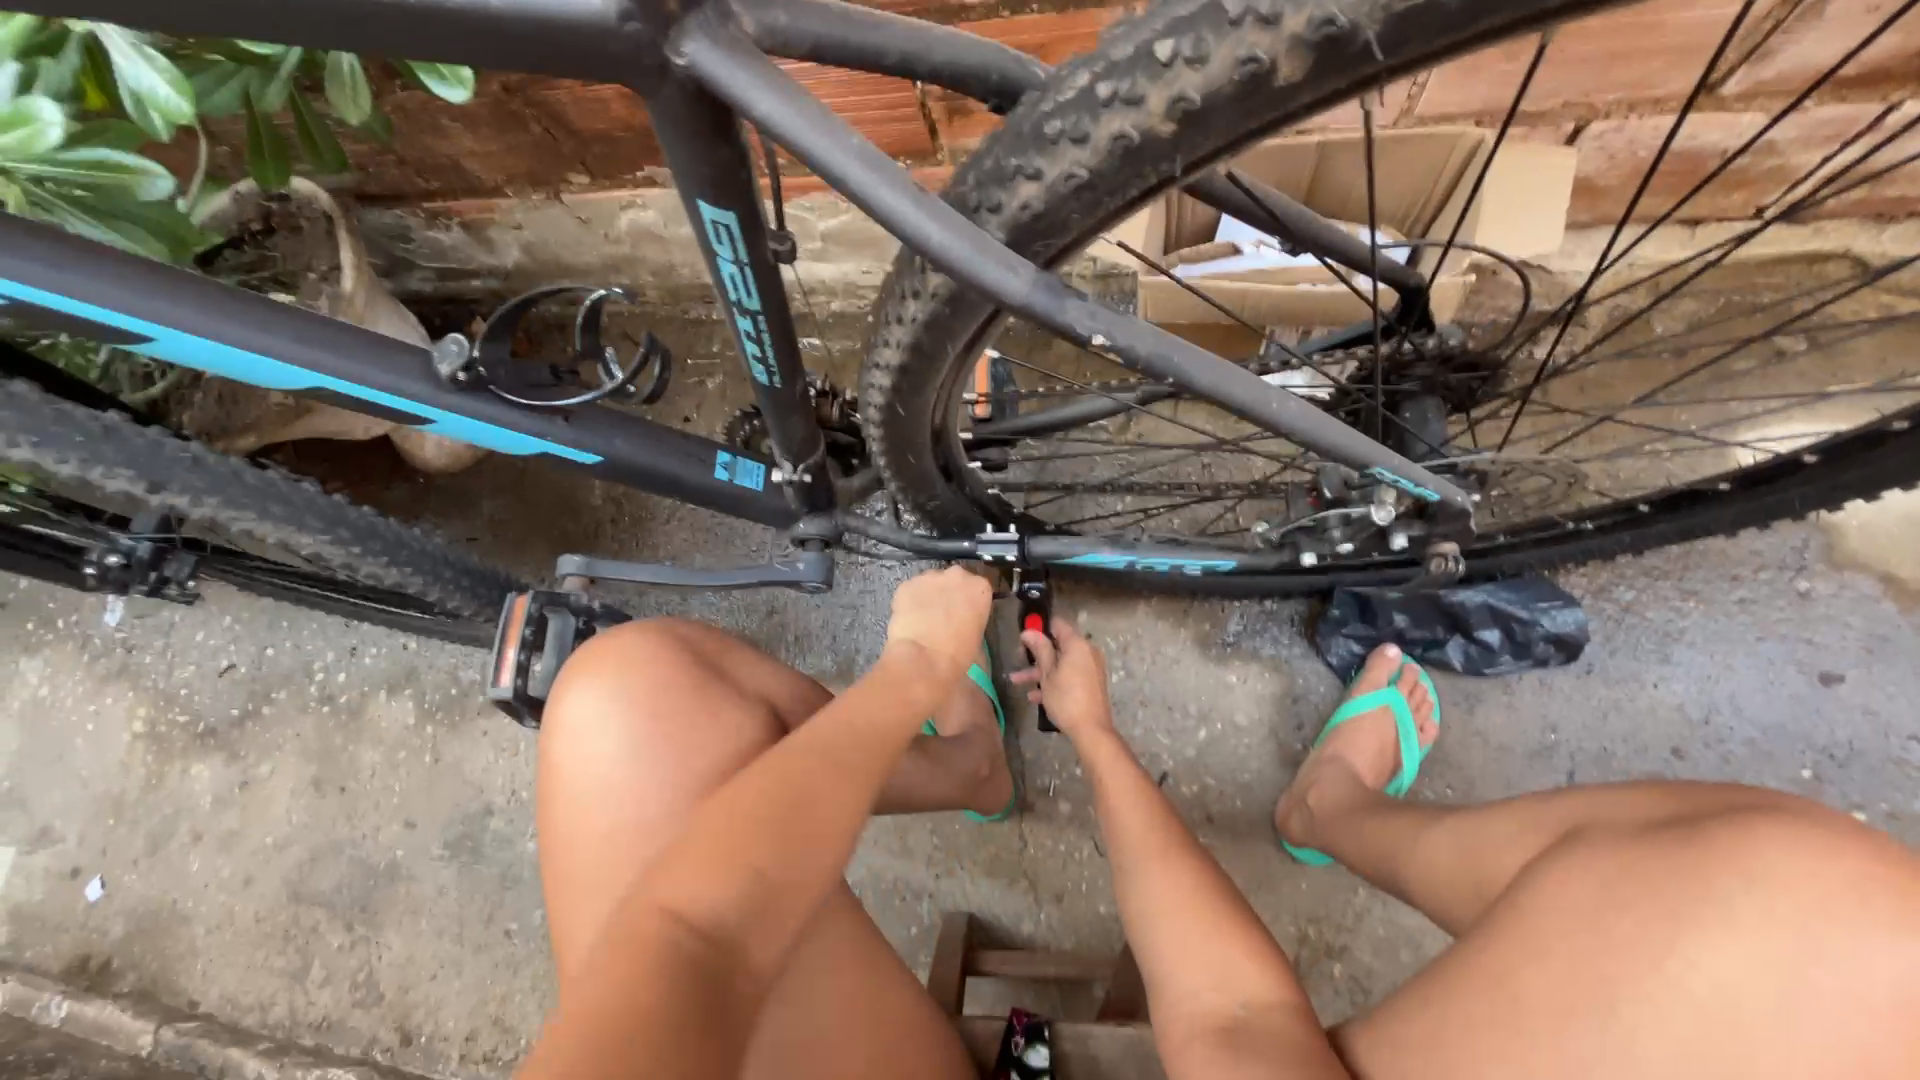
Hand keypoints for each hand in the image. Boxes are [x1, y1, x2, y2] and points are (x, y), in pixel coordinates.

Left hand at [884, 566, 993, 684]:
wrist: (925, 659)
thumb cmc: (958, 653)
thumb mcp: (977, 636)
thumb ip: (972, 619)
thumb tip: (963, 622)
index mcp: (980, 587)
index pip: (976, 588)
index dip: (967, 601)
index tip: (963, 613)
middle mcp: (957, 575)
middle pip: (953, 580)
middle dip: (948, 593)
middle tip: (942, 615)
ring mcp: (929, 577)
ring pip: (929, 583)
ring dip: (928, 596)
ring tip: (923, 619)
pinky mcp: (907, 585)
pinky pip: (910, 591)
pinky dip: (909, 602)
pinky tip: (909, 619)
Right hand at [1010, 618, 1113, 739]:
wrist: (1091, 729)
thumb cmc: (1066, 698)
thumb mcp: (1048, 674)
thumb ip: (1039, 649)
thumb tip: (1029, 631)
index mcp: (1077, 645)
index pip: (1057, 625)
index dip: (1039, 628)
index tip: (1024, 637)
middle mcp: (1087, 652)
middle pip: (1058, 646)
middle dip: (1036, 654)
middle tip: (1018, 659)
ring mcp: (1090, 668)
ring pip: (1061, 663)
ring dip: (1040, 671)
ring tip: (1016, 681)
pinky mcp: (1091, 683)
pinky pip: (1070, 675)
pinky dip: (1054, 681)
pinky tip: (1035, 696)